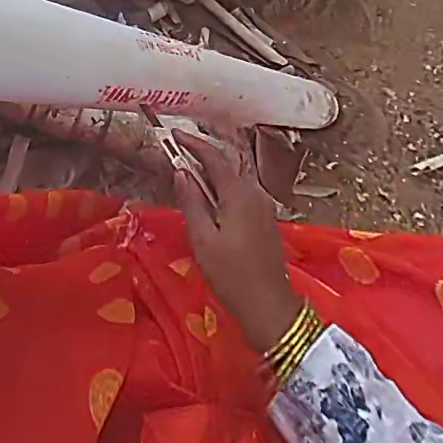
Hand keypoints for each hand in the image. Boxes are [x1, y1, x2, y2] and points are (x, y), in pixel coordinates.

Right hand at [173, 131, 301, 352]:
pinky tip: (208, 198)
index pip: (213, 157)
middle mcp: (255, 193)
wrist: (270, 309)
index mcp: (239, 194)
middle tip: (177, 152)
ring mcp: (263, 205)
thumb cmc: (232, 276)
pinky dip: (222, 188)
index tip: (173, 134)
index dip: (192, 143)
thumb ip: (191, 202)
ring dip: (211, 173)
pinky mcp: (265, 218)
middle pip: (225, 165)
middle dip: (201, 155)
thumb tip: (181, 172)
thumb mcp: (203, 239)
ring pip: (233, 178)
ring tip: (188, 173)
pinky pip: (240, 192)